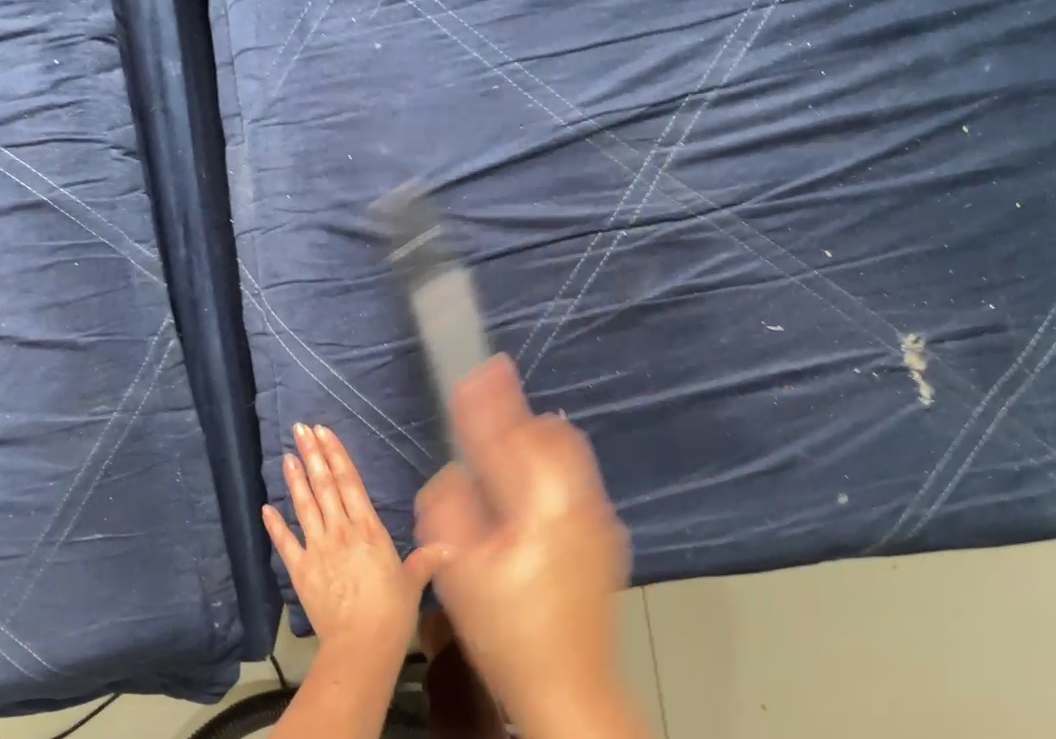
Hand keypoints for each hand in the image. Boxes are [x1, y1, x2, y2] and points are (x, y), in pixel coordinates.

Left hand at [264, 423, 441, 653]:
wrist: (361, 645)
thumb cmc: (392, 612)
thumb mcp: (412, 582)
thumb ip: (426, 560)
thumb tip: (451, 547)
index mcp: (368, 528)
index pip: (350, 482)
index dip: (336, 454)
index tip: (324, 432)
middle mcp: (341, 530)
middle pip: (324, 485)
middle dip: (313, 455)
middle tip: (301, 429)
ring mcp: (318, 548)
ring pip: (304, 505)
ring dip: (295, 479)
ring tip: (286, 455)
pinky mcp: (300, 569)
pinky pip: (285, 542)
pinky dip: (275, 525)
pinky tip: (266, 507)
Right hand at [414, 355, 641, 736]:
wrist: (570, 690)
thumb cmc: (507, 633)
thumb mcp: (459, 570)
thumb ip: (450, 506)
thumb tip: (453, 471)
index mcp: (539, 507)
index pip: (508, 435)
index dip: (489, 398)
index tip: (480, 366)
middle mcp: (578, 502)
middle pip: (551, 434)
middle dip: (517, 416)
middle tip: (484, 414)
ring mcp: (600, 521)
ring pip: (569, 454)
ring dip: (536, 439)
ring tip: (506, 447)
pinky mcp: (606, 538)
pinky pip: (577, 479)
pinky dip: (551, 465)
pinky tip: (529, 491)